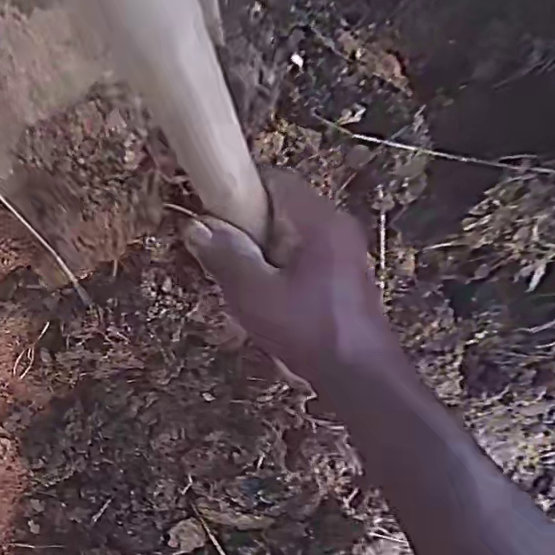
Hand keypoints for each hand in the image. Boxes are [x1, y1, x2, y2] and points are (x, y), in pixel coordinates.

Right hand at [184, 167, 404, 379]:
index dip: (237, 193)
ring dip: (259, 258)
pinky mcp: (342, 277)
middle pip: (279, 210)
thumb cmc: (307, 330)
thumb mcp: (254, 295)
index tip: (211, 219)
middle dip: (246, 233)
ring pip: (287, 238)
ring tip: (244, 291)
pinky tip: (266, 306)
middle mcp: (335, 227)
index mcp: (317, 221)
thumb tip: (195, 226)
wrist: (358, 374)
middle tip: (224, 264)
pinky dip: (276, 274)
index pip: (273, 180)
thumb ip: (225, 257)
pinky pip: (300, 260)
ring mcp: (342, 252)